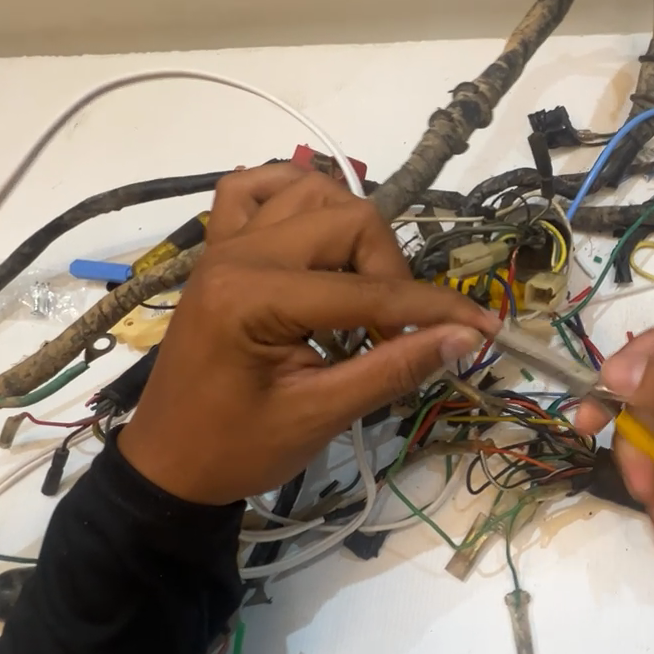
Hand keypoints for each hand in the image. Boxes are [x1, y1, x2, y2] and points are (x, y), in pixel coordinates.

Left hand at [119, 165, 497, 503]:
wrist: (169, 464)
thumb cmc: (239, 449)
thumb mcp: (322, 415)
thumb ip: (394, 368)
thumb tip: (465, 336)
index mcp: (254, 297)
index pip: (369, 289)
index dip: (435, 309)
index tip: (484, 327)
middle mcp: (238, 252)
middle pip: (349, 219)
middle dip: (392, 274)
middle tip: (396, 333)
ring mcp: (224, 243)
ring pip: (313, 191)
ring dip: (355, 233)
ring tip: (364, 291)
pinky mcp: (218, 248)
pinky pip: (255, 188)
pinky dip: (295, 196)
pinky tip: (317, 232)